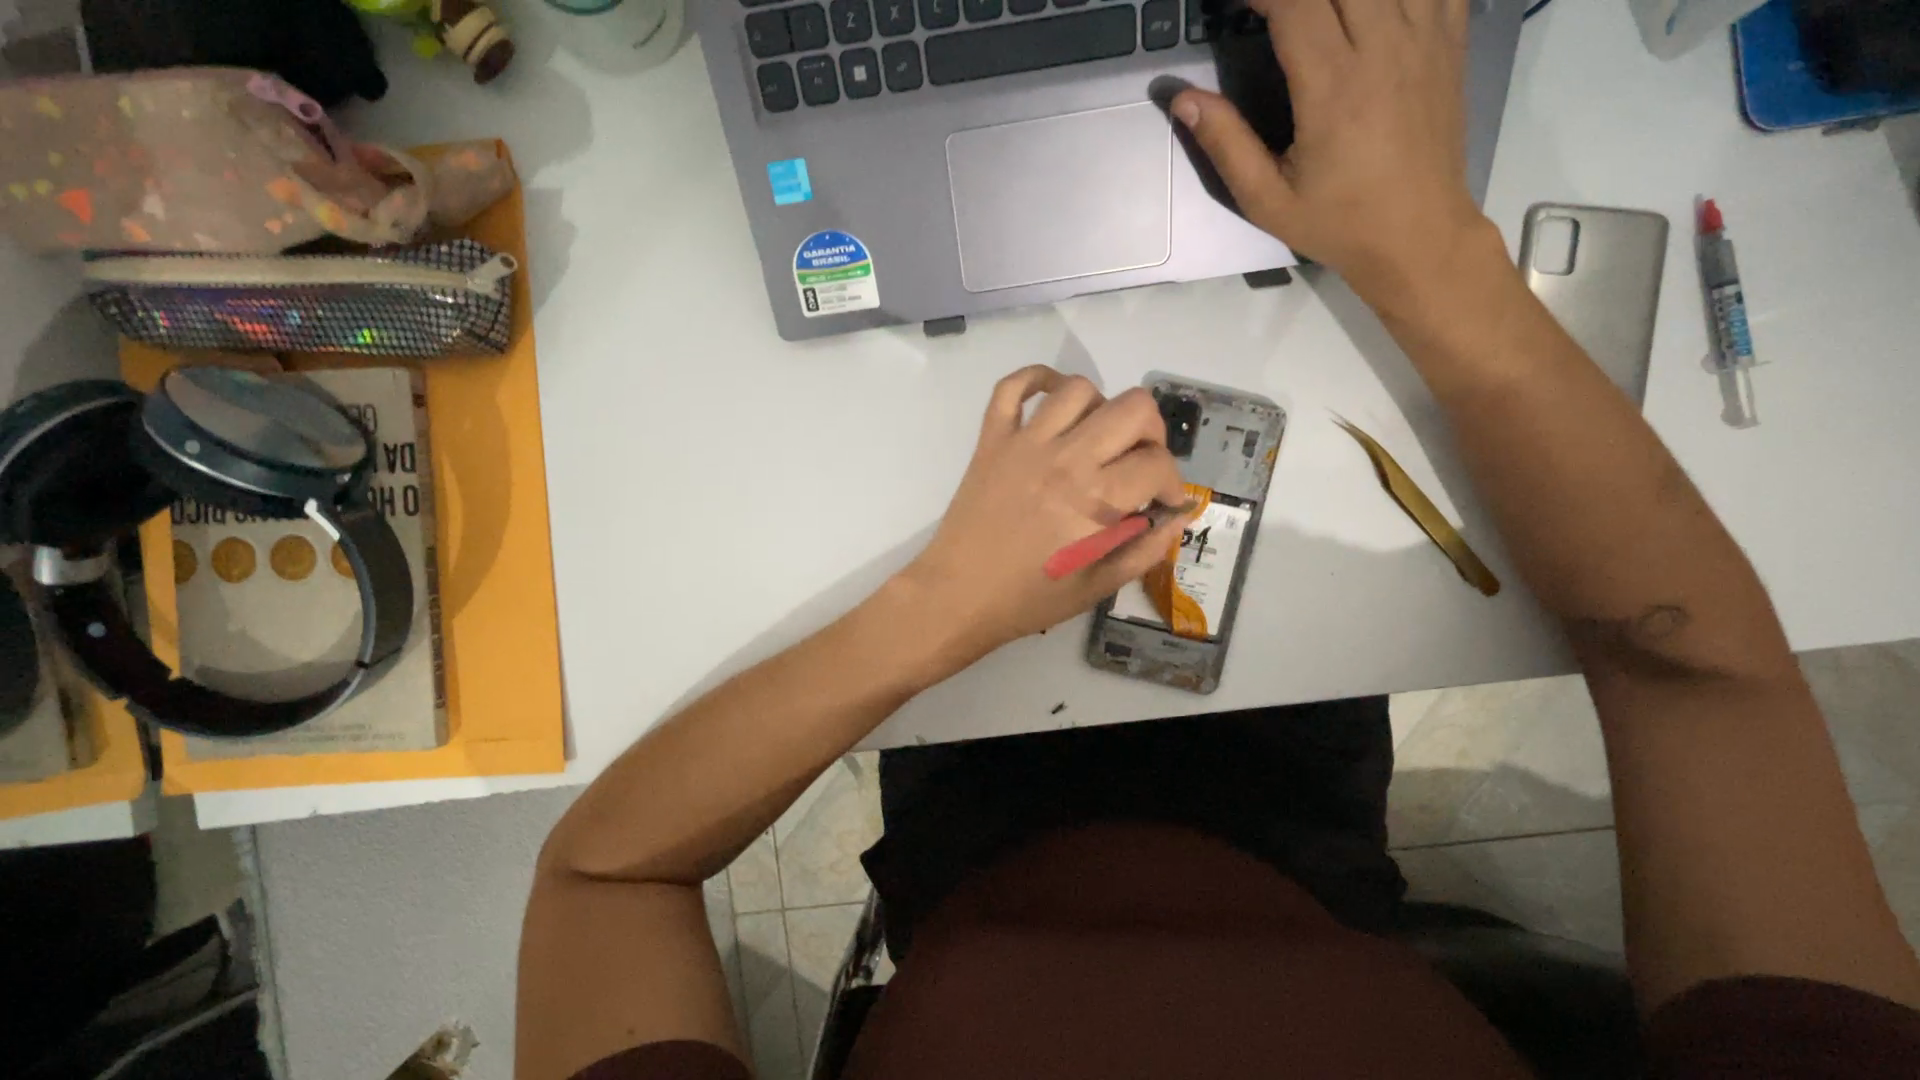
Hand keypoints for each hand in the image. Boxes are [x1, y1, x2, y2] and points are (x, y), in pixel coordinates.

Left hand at [899, 366, 1191, 661]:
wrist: (957, 595)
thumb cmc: (1029, 598)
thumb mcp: (1097, 587)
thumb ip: (1145, 550)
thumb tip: (1177, 517)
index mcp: (1095, 499)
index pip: (1157, 464)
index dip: (1172, 484)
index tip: (1162, 504)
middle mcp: (1065, 458)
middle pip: (1133, 408)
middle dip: (1152, 434)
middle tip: (1141, 464)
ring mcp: (1025, 442)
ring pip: (1079, 389)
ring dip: (1102, 408)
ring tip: (1098, 439)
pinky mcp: (992, 439)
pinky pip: (1012, 387)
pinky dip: (1037, 380)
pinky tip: (1053, 399)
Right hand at [1170, 0, 1494, 305]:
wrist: (1418, 236)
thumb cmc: (1338, 223)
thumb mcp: (1267, 200)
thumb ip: (1226, 144)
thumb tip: (1183, 100)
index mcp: (1334, 88)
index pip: (1295, 4)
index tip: (1235, 2)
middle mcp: (1385, 49)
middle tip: (1267, 5)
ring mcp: (1425, 39)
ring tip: (1313, 7)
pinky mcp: (1450, 41)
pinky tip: (1369, 6)